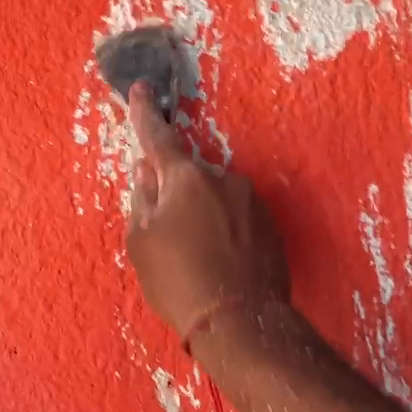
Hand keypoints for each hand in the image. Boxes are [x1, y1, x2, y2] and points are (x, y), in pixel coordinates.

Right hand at [124, 83, 289, 337]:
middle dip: (175, 195)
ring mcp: (251, 201)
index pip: (158, 138)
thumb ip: (142, 198)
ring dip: (200, 216)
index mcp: (185, 178)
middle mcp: (222, 179)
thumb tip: (146, 170)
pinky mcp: (270, 226)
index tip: (140, 89)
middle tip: (165, 236)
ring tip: (193, 260)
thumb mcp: (141, 241)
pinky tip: (216, 264)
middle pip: (188, 177)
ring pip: (213, 198)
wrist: (239, 322)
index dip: (145, 115)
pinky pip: (235, 218)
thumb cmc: (177, 280)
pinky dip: (222, 232)